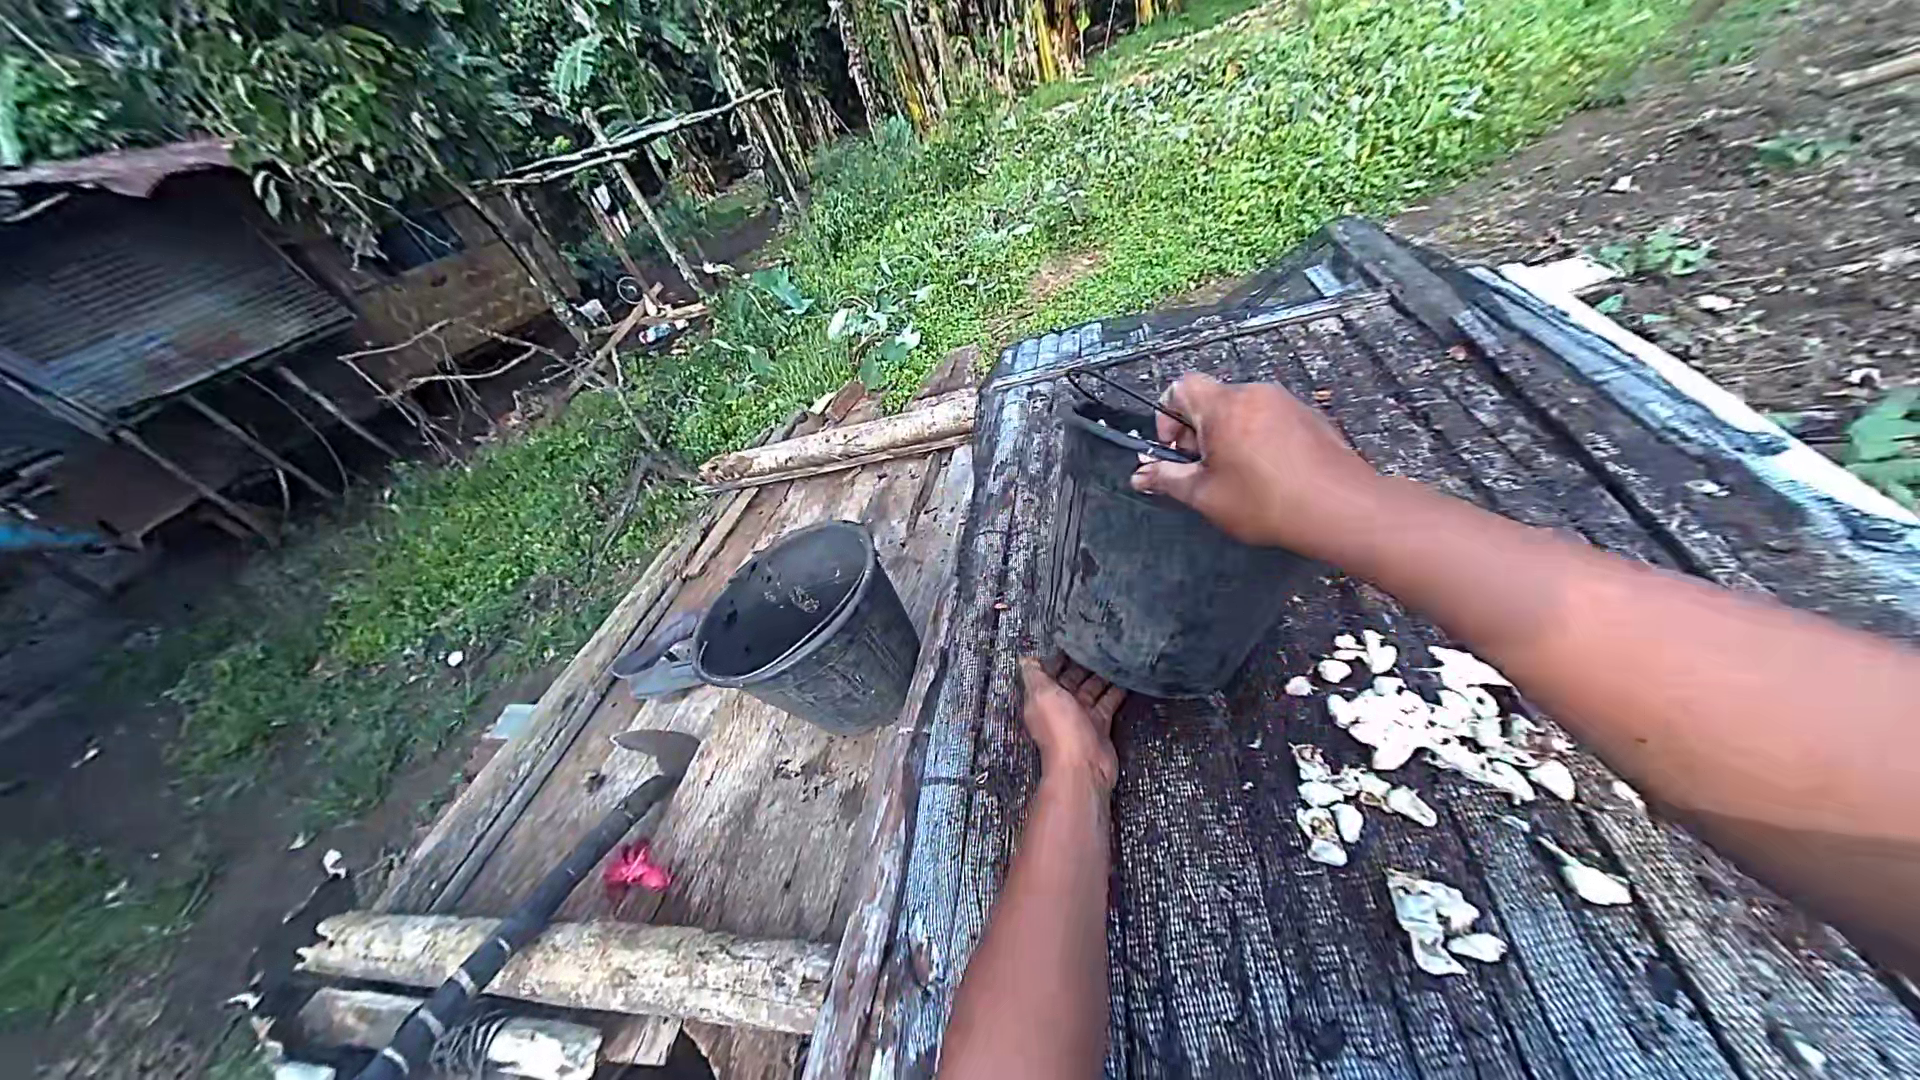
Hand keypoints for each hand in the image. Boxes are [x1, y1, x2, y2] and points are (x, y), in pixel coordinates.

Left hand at [1019, 656, 1123, 792]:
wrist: (1083, 765)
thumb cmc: (1060, 729)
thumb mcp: (1041, 694)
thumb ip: (1034, 674)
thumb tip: (1025, 658)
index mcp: (1042, 697)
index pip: (1048, 672)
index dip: (1057, 657)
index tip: (1071, 639)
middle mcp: (1060, 705)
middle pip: (1071, 679)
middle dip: (1081, 663)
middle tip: (1096, 643)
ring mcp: (1080, 715)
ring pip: (1091, 689)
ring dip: (1100, 675)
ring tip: (1112, 655)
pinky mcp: (1099, 724)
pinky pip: (1107, 702)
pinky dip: (1115, 691)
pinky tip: (1124, 677)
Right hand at [1128, 374, 1382, 557]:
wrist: (1340, 509)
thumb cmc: (1268, 502)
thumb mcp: (1204, 495)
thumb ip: (1167, 479)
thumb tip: (1140, 475)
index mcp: (1224, 407)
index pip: (1179, 386)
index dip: (1166, 416)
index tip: (1174, 449)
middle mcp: (1255, 394)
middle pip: (1209, 400)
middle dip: (1195, 432)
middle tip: (1200, 469)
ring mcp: (1285, 403)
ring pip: (1238, 410)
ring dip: (1224, 437)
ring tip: (1232, 475)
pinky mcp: (1307, 416)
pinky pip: (1265, 418)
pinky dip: (1253, 438)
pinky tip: (1262, 473)